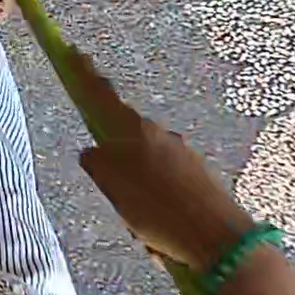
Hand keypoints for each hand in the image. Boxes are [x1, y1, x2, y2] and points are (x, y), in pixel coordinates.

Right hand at [72, 51, 256, 270]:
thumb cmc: (157, 207)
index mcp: (134, 129)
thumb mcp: (112, 185)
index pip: (102, 95)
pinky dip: (155, 206)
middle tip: (117, 195)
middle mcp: (158, 134)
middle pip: (124, 137)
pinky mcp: (197, 178)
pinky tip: (159, 236)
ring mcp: (180, 155)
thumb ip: (95, 162)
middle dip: (115, 164)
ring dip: (137, 193)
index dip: (85, 75)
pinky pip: (163, 188)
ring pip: (144, 168)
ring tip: (141, 228)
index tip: (75, 53)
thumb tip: (94, 152)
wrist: (219, 240)